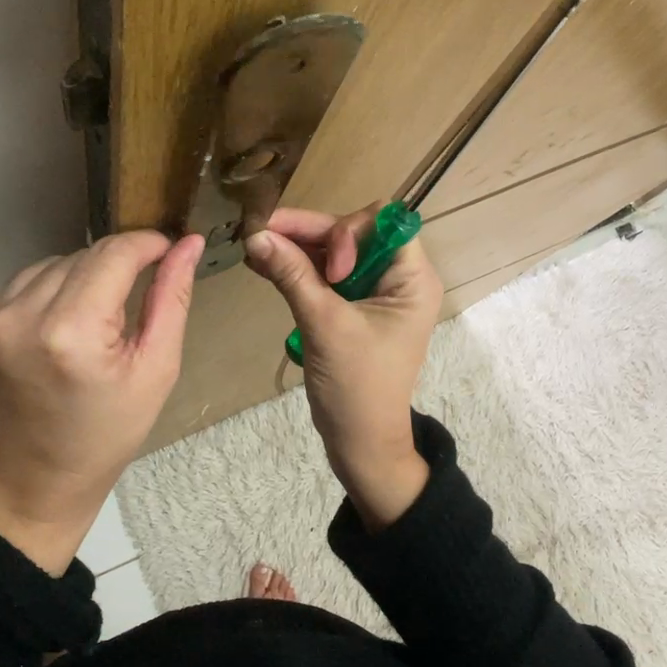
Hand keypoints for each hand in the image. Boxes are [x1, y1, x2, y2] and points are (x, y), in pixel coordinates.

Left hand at [0, 231, 204, 575]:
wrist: (28, 484)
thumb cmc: (104, 438)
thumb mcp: (155, 374)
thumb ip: (171, 302)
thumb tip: (189, 245)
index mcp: (72, 332)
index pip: (114, 254)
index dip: (147, 244)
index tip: (168, 251)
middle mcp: (21, 315)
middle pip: (82, 256)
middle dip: (116, 267)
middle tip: (137, 301)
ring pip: (50, 265)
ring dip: (81, 278)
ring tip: (97, 320)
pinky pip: (22, 285)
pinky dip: (50, 294)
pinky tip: (63, 328)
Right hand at [243, 206, 440, 529]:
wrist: (361, 443)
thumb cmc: (356, 387)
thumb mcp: (324, 326)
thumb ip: (293, 276)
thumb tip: (256, 235)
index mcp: (412, 279)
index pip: (384, 224)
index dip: (348, 232)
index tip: (328, 268)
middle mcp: (397, 279)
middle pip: (353, 235)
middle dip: (310, 233)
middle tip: (263, 233)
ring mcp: (373, 295)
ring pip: (334, 254)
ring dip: (297, 249)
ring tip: (254, 245)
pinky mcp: (351, 310)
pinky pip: (325, 279)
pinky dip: (297, 271)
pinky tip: (263, 263)